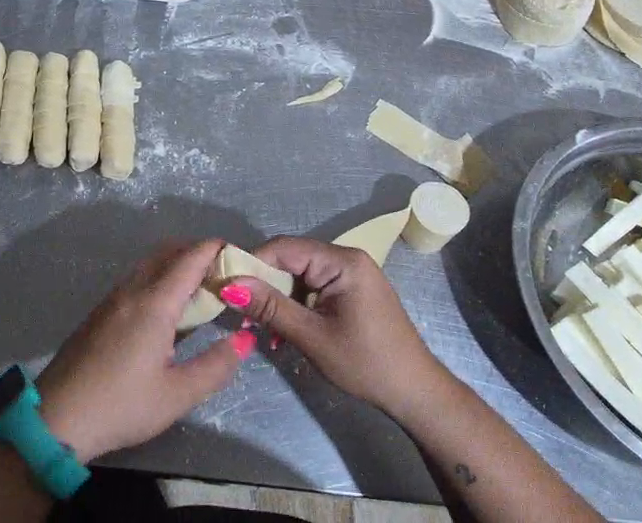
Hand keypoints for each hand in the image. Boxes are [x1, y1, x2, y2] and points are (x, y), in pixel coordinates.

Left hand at [36, 238, 252, 462]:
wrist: (57, 417)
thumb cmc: (121, 406)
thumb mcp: (177, 395)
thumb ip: (215, 367)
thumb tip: (243, 340)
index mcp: (154, 303)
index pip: (189, 259)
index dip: (215, 250)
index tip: (239, 255)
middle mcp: (132, 291)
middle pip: (167, 252)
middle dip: (197, 252)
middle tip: (224, 272)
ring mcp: (112, 299)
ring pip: (149, 264)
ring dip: (176, 264)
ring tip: (201, 289)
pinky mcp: (100, 313)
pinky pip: (136, 279)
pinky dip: (158, 277)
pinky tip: (167, 308)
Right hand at [221, 236, 441, 418]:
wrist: (416, 393)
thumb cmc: (366, 363)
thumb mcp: (312, 336)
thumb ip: (270, 307)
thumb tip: (229, 284)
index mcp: (341, 261)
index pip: (283, 248)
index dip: (251, 264)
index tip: (226, 288)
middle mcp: (346, 259)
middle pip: (290, 260)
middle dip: (264, 285)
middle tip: (242, 314)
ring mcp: (351, 275)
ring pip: (298, 276)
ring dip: (278, 300)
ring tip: (263, 330)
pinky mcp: (351, 292)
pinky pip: (313, 288)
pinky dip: (295, 306)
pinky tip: (285, 332)